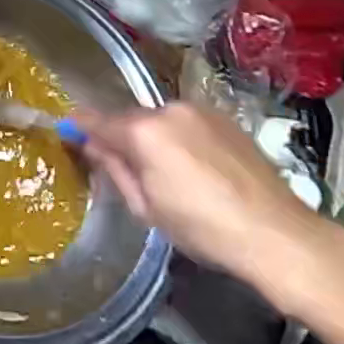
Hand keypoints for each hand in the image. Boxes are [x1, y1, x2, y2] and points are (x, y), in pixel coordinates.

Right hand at [71, 103, 343, 309]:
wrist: (277, 234)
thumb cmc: (204, 229)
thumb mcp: (147, 208)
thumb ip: (115, 169)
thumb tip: (91, 145)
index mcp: (144, 131)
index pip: (98, 120)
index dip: (80, 126)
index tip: (66, 129)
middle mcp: (167, 109)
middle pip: (130, 119)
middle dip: (122, 137)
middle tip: (126, 167)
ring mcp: (198, 110)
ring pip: (159, 119)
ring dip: (153, 137)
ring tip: (167, 171)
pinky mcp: (223, 117)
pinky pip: (186, 122)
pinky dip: (180, 137)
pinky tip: (195, 166)